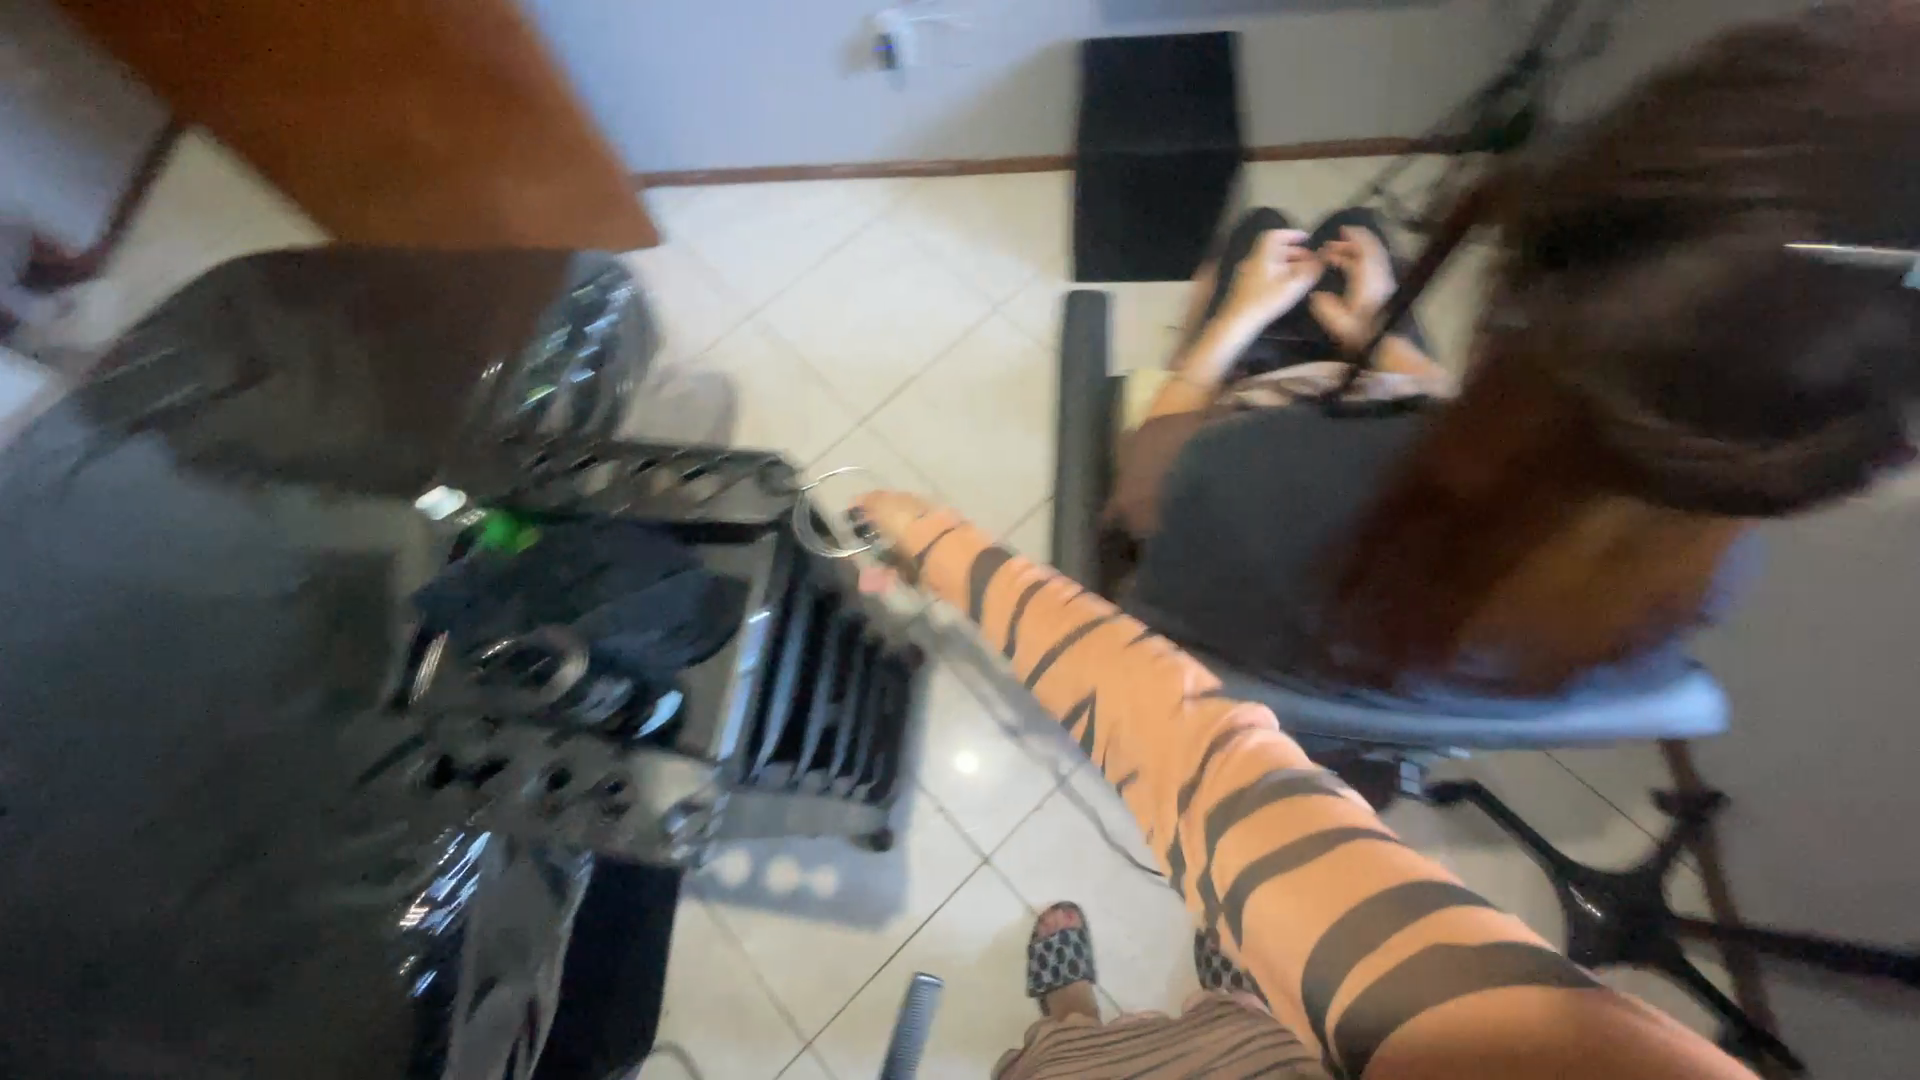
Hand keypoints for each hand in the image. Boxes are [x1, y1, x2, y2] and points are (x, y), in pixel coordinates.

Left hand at [1223, 229, 1320, 325]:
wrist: (1235, 323)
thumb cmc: (1265, 302)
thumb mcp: (1293, 286)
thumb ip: (1310, 271)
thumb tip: (1322, 260)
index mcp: (1262, 256)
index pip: (1274, 235)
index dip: (1292, 234)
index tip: (1307, 239)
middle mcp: (1252, 261)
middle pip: (1273, 250)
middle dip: (1294, 252)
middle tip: (1310, 260)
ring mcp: (1245, 275)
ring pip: (1269, 263)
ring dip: (1286, 264)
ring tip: (1302, 273)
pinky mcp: (1243, 288)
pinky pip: (1263, 274)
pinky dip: (1277, 274)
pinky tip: (1286, 285)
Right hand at [1310, 226, 1396, 349]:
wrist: (1381, 341)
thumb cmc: (1359, 332)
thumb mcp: (1336, 321)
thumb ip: (1324, 305)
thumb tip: (1317, 295)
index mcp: (1366, 279)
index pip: (1362, 251)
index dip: (1353, 238)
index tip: (1341, 231)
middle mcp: (1377, 274)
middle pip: (1369, 249)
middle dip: (1351, 243)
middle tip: (1332, 245)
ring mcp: (1383, 280)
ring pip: (1372, 256)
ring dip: (1355, 252)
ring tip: (1337, 254)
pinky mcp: (1383, 287)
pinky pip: (1374, 265)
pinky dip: (1361, 260)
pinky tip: (1350, 266)